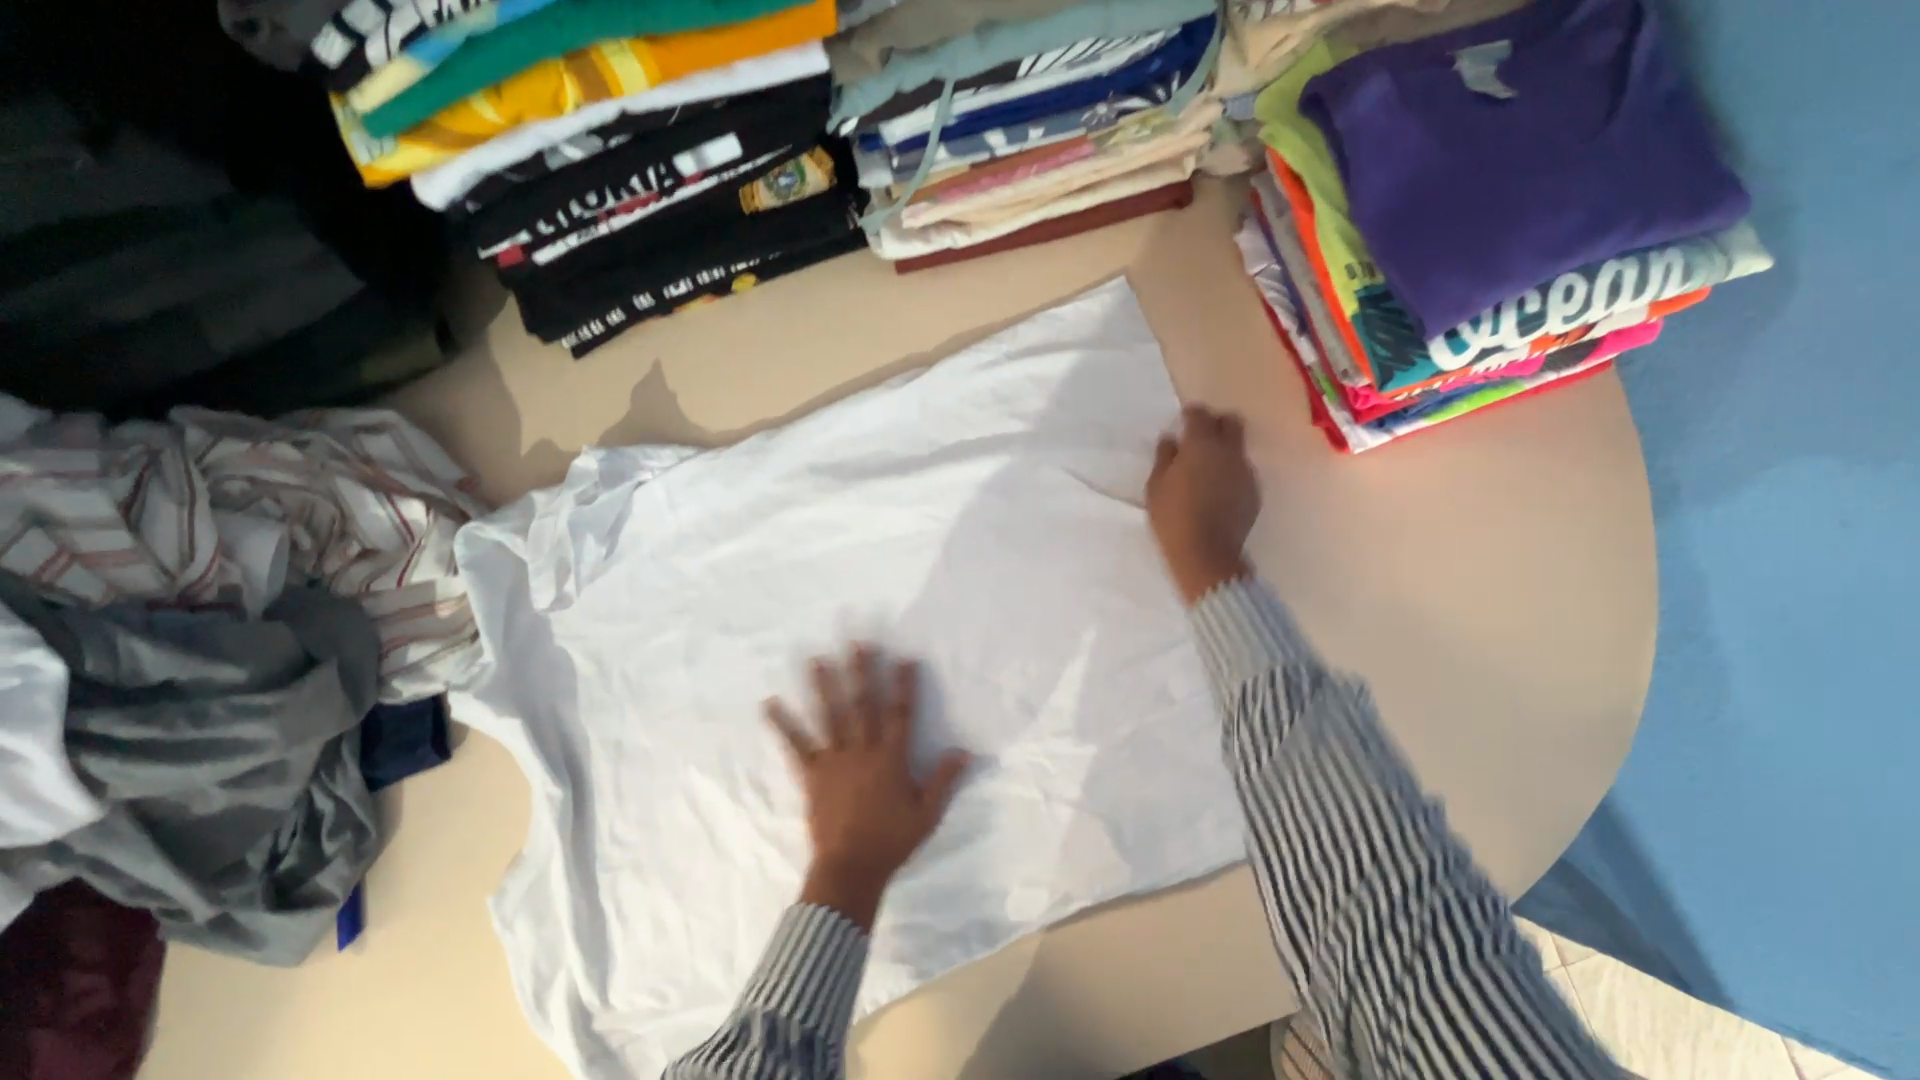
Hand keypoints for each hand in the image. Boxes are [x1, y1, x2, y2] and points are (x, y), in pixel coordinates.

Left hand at [767, 647, 971, 928]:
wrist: (851, 867)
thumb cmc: (892, 841)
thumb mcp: (927, 813)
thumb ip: (943, 779)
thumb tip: (963, 751)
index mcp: (891, 758)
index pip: (901, 714)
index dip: (904, 685)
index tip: (905, 658)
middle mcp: (863, 751)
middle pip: (863, 705)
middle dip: (862, 672)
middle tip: (858, 643)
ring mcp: (834, 761)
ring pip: (829, 716)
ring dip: (823, 686)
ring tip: (817, 659)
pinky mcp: (812, 775)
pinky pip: (796, 745)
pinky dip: (782, 724)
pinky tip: (770, 704)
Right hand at [1146, 405, 1260, 603]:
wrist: (1206, 554)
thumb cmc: (1173, 517)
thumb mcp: (1156, 486)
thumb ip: (1164, 457)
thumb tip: (1171, 440)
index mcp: (1201, 444)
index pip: (1201, 415)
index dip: (1192, 414)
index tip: (1184, 420)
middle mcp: (1229, 451)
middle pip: (1231, 423)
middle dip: (1217, 424)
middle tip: (1201, 438)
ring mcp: (1246, 472)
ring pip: (1238, 449)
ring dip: (1224, 451)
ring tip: (1208, 470)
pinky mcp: (1254, 492)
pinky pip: (1242, 472)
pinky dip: (1231, 474)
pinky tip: (1218, 492)